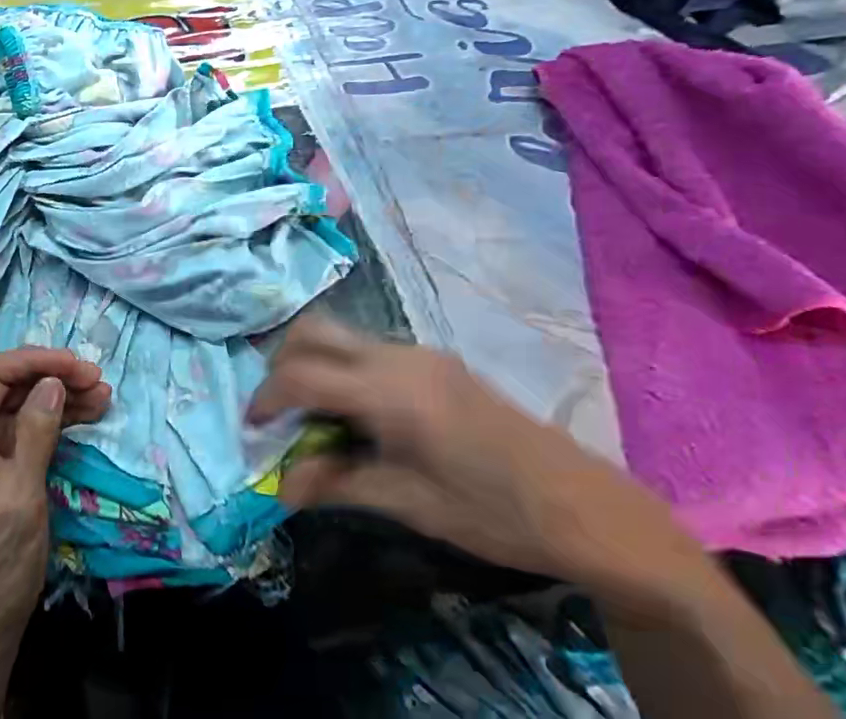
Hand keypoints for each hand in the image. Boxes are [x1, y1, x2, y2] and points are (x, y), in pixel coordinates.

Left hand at [0, 347, 111, 717]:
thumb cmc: (0, 558)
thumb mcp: (21, 493)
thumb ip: (35, 433)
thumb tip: (53, 382)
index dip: (33, 361)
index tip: (75, 364)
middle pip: (12, 384)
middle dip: (52, 375)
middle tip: (96, 379)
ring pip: (27, 403)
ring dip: (63, 394)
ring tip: (103, 393)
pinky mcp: (10, 463)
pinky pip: (36, 428)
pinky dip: (62, 418)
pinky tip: (91, 413)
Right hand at [248, 315, 704, 590]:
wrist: (592, 511)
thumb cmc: (496, 513)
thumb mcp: (408, 505)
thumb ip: (334, 484)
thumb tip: (278, 487)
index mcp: (391, 392)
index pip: (300, 375)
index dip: (265, 399)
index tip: (253, 428)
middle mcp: (400, 357)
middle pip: (311, 332)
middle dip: (280, 366)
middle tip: (279, 411)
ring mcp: (421, 354)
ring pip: (339, 335)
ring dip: (311, 364)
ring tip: (314, 415)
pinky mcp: (436, 362)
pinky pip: (367, 348)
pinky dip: (341, 368)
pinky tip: (356, 412)